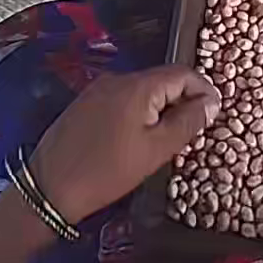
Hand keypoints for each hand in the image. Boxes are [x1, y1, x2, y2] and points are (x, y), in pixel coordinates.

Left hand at [30, 66, 218, 223]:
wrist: (48, 189)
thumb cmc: (107, 171)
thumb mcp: (155, 150)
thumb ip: (187, 122)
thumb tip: (211, 101)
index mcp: (138, 85)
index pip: (183, 73)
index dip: (203, 90)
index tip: (214, 113)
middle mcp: (119, 78)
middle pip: (163, 79)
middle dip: (183, 100)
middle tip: (193, 130)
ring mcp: (99, 89)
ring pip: (143, 90)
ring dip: (161, 107)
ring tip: (168, 137)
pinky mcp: (86, 102)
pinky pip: (124, 98)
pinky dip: (140, 111)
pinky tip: (138, 136)